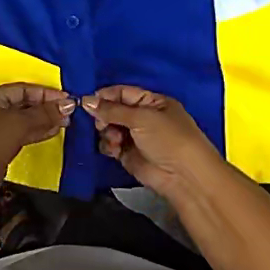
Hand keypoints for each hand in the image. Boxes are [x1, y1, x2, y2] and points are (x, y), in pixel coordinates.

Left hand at [0, 84, 75, 178]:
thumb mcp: (20, 123)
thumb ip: (45, 113)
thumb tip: (69, 104)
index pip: (22, 89)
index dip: (45, 93)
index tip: (67, 98)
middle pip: (24, 103)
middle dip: (47, 107)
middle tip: (69, 112)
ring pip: (25, 119)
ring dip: (45, 120)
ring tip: (65, 122)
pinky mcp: (2, 141)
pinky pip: (22, 131)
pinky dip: (38, 130)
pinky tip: (54, 131)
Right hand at [81, 85, 227, 198]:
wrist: (184, 176)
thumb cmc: (169, 139)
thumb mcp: (142, 118)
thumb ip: (112, 110)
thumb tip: (86, 101)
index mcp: (152, 102)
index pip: (122, 93)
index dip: (105, 96)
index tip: (88, 102)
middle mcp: (143, 117)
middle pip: (113, 110)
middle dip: (103, 116)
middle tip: (101, 124)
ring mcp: (135, 136)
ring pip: (109, 128)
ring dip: (106, 132)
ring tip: (114, 139)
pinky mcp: (128, 154)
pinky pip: (110, 144)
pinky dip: (108, 146)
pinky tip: (115, 150)